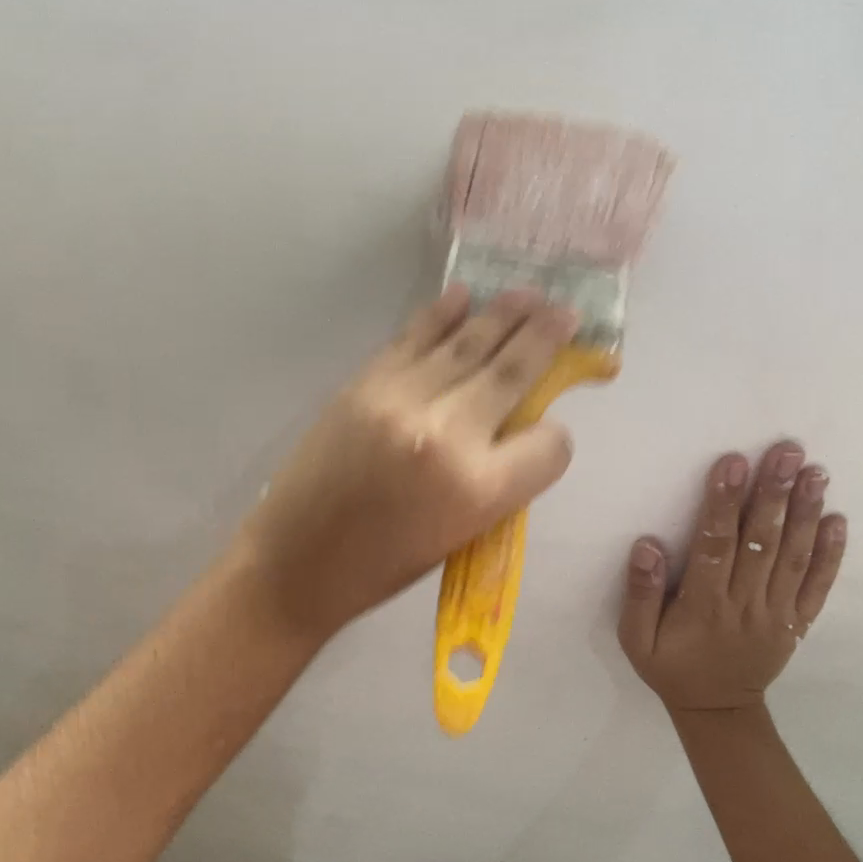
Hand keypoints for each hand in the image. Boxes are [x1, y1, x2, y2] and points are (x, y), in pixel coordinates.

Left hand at [238, 287, 580, 635]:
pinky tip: (462, 298)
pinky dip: (441, 315)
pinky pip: (415, 338)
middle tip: (566, 311)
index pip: (549, 446)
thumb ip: (495, 481)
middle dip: (546, 338)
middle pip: (514, 372)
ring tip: (529, 295)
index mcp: (479, 490)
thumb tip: (515, 427)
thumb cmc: (381, 567)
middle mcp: (449, 435)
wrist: (296, 561)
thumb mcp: (459, 536)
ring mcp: (403, 401)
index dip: (553, 441)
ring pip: (468, 343)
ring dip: (504, 314)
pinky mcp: (366, 385)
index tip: (544, 436)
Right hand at [616, 441, 846, 711]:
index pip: (716, 546)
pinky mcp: (797, 622)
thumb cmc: (671, 668)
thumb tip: (648, 545)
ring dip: (805, 512)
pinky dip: (831, 554)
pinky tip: (837, 520)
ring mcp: (777, 613)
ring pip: (794, 557)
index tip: (734, 464)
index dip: (724, 503)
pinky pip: (817, 586)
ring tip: (816, 472)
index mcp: (704, 605)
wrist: (718, 712)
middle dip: (774, 493)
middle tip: (787, 451)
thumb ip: (641, 594)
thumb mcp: (636, 640)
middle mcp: (745, 604)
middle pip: (761, 542)